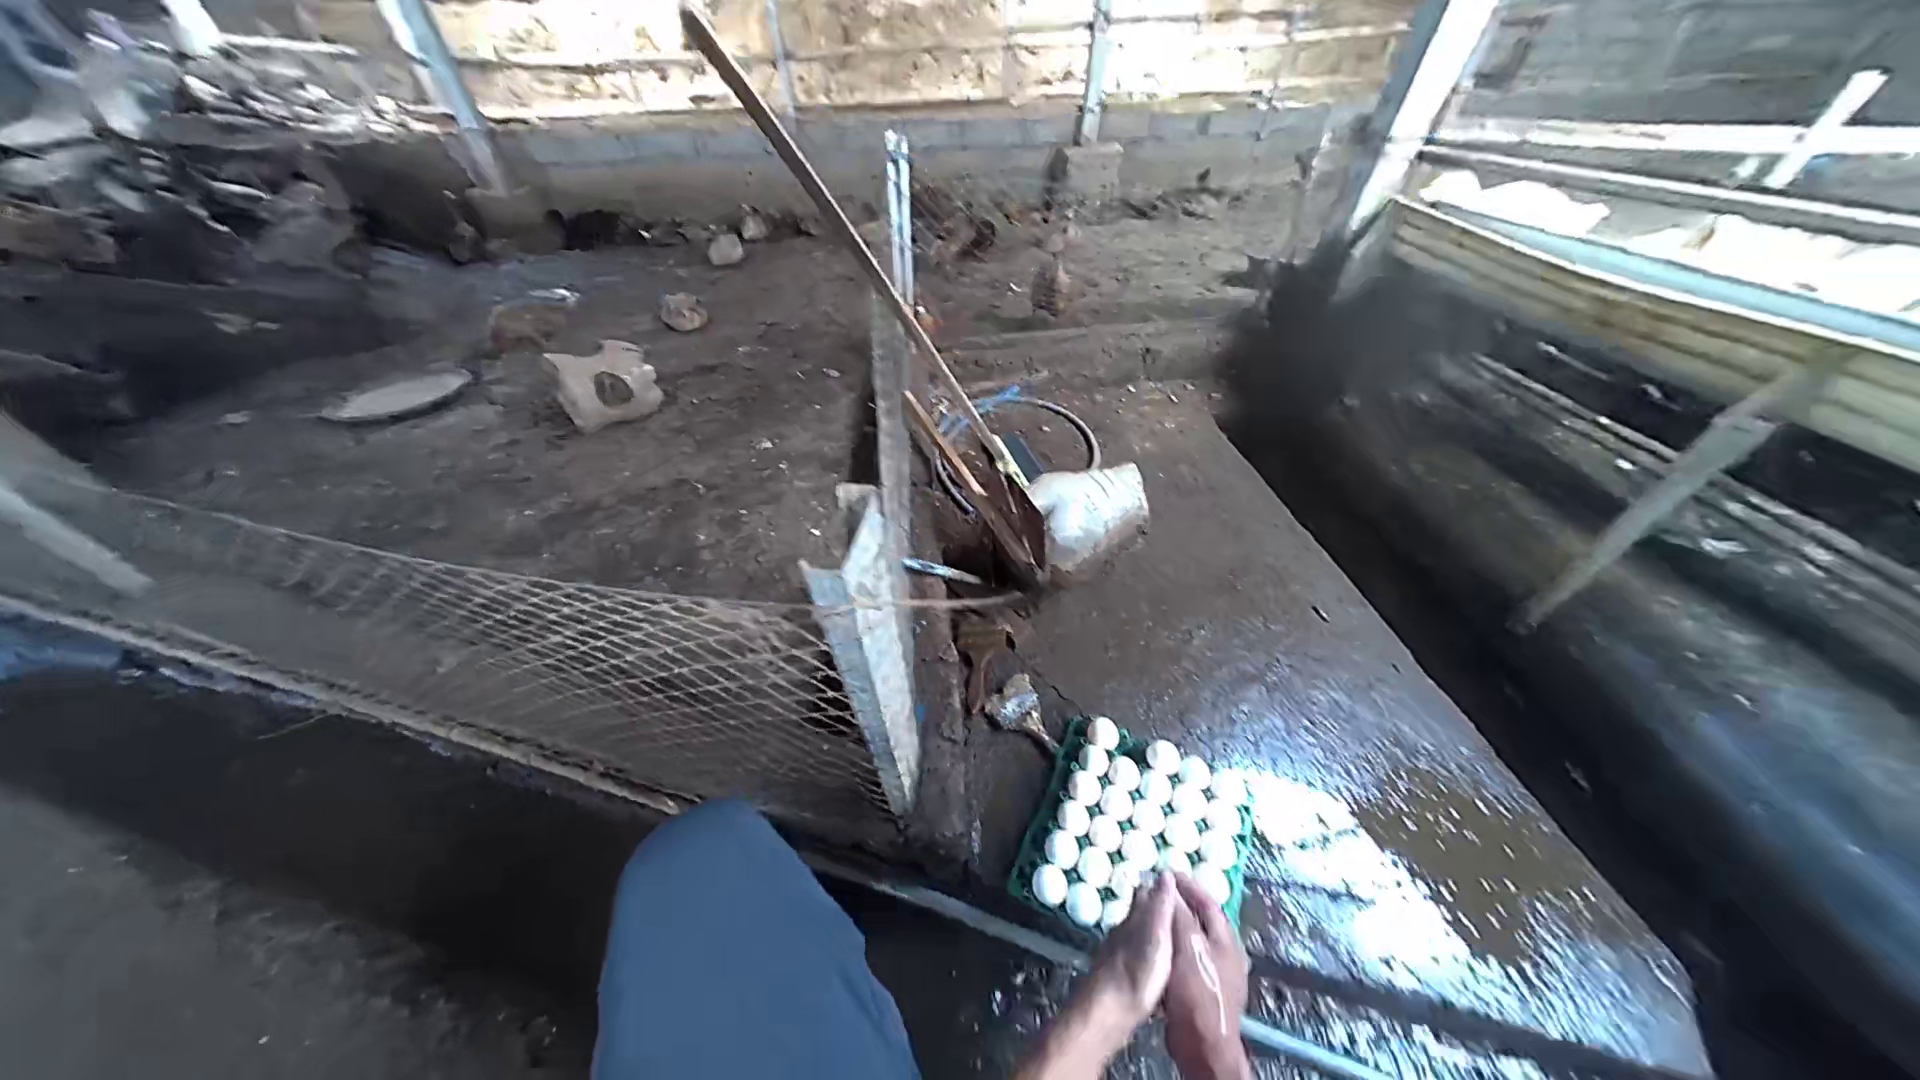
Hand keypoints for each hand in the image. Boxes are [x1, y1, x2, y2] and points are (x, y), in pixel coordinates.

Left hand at [1014, 874, 1178, 1079]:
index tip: (1180, 891)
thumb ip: (1160, 908)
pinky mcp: (1119, 976)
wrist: (1107, 1013)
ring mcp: (1119, 953)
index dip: (1161, 890)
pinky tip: (1160, 973)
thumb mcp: (1156, 937)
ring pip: (1140, 938)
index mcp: (1134, 919)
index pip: (1146, 893)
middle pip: (1142, 915)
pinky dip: (1150, 960)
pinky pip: (1139, 960)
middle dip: (1160, 915)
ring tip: (1178, 948)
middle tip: (1184, 922)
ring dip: (1155, 939)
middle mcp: (1124, 931)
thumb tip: (1166, 873)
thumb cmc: (1136, 973)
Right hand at [1163, 873, 1250, 1079]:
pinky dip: (1171, 946)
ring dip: (1173, 925)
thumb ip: (1179, 913)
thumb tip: (1168, 881)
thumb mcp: (1187, 946)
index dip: (1187, 885)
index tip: (1165, 872)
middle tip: (1155, 891)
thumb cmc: (1197, 992)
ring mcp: (1215, 973)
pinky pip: (1185, 957)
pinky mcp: (1202, 988)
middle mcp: (1225, 953)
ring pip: (1192, 938)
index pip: (1207, 901)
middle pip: (1201, 919)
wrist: (1204, 1047)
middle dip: (1179, 903)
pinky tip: (1154, 946)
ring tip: (1150, 914)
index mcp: (1226, 940)